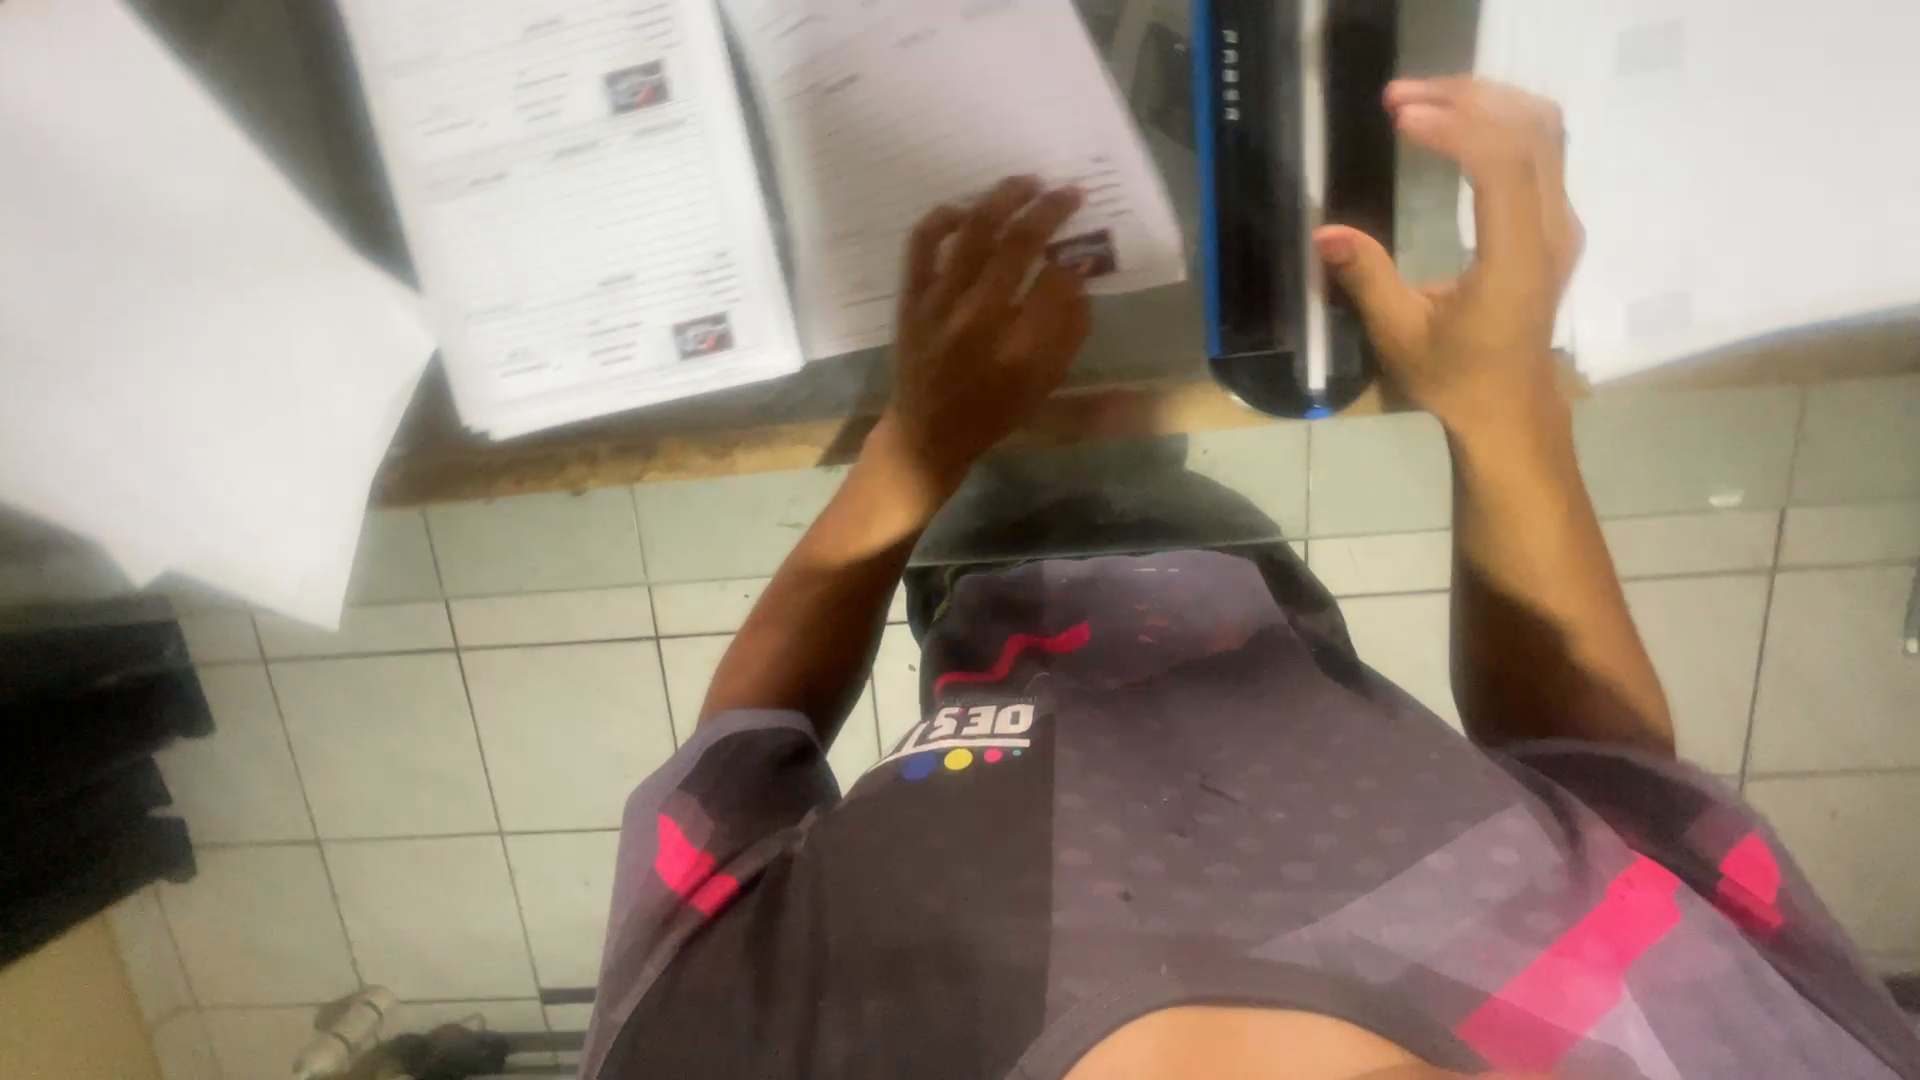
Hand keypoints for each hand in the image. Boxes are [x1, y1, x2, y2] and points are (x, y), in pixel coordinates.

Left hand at [873, 176, 1092, 491]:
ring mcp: (939, 302)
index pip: (1055, 282)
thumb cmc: (991, 413)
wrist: (927, 434)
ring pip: (972, 232)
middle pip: (1017, 244)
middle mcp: (977, 316)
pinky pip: (922, 243)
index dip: (1074, 262)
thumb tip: (1079, 280)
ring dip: (1003, 199)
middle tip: (1069, 194)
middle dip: (1050, 211)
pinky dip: (944, 218)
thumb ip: (1067, 334)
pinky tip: (966, 210)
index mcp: (1016, 346)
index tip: (1081, 256)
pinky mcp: (912, 298)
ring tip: (1026, 184)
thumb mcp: (1041, 385)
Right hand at [1315, 78, 1582, 436]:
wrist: (1508, 406)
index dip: (1454, 128)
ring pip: (1545, 131)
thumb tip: (1324, 234)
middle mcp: (1552, 228)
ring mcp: (1561, 223)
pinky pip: (1541, 151)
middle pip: (1532, 128)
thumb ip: (1366, 279)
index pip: (1501, 163)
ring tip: (1425, 100)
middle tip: (1401, 96)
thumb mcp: (1398, 336)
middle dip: (1467, 98)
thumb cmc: (1452, 377)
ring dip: (1487, 103)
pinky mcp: (1554, 224)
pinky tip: (1458, 125)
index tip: (1399, 116)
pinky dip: (1499, 124)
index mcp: (1516, 257)